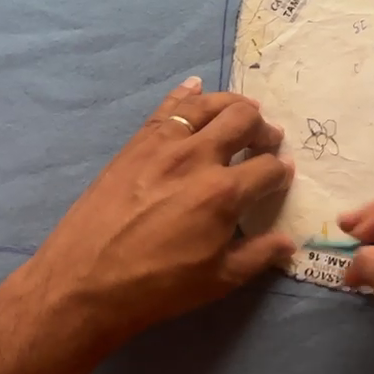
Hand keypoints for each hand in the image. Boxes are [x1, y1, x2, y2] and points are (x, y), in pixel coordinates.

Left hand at [0, 77, 295, 350]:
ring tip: (243, 113)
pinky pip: (169, 107)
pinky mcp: (138, 143)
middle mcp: (198, 157)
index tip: (282, 174)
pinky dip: (187, 94)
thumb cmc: (157, 286)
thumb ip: (259, 255)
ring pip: (209, 104)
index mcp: (224, 193)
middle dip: (264, 130)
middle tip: (268, 141)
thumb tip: (289, 243)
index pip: (268, 168)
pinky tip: (196, 87)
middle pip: (244, 121)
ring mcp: (165, 145)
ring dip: (233, 105)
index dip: (281, 171)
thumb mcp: (219, 280)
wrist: (84, 281)